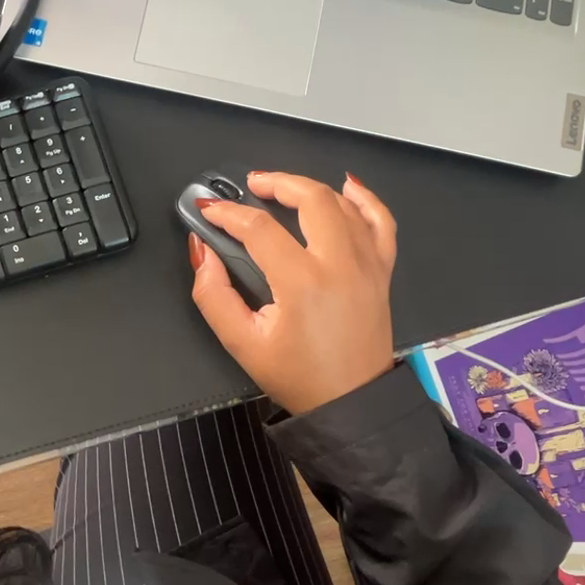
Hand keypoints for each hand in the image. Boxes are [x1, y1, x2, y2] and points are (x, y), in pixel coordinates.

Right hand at [188, 171, 397, 413]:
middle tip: (250, 184)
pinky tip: (347, 187)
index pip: (259, 228)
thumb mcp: (241, 343)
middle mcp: (340, 264)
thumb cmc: (297, 376)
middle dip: (276, 182)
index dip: (228, 214)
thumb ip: (213, 295)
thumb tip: (202, 254)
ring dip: (310, 188)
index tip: (209, 211)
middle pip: (310, 198)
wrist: (349, 402)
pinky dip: (364, 199)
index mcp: (302, 282)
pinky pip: (381, 221)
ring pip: (342, 204)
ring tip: (283, 188)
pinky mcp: (382, 271)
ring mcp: (367, 264)